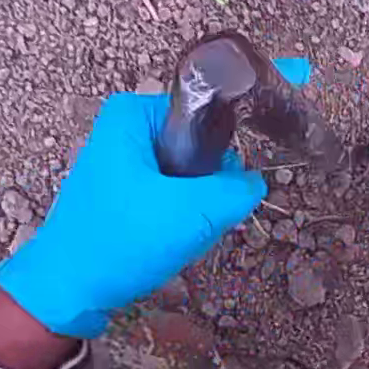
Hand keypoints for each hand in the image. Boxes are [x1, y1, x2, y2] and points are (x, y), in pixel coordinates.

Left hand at [0, 94, 266, 336]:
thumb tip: (252, 182)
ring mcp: (129, 161)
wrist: (66, 291)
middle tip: (214, 211)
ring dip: (205, 201)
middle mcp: (130, 128)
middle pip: (206, 140)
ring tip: (189, 230)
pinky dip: (189, 212)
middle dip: (219, 177)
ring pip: (195, 171)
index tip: (302, 77)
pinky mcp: (130, 190)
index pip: (209, 96)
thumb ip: (236, 189)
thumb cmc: (120, 242)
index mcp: (135, 114)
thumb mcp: (190, 213)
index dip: (253, 98)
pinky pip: (179, 191)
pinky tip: (178, 236)